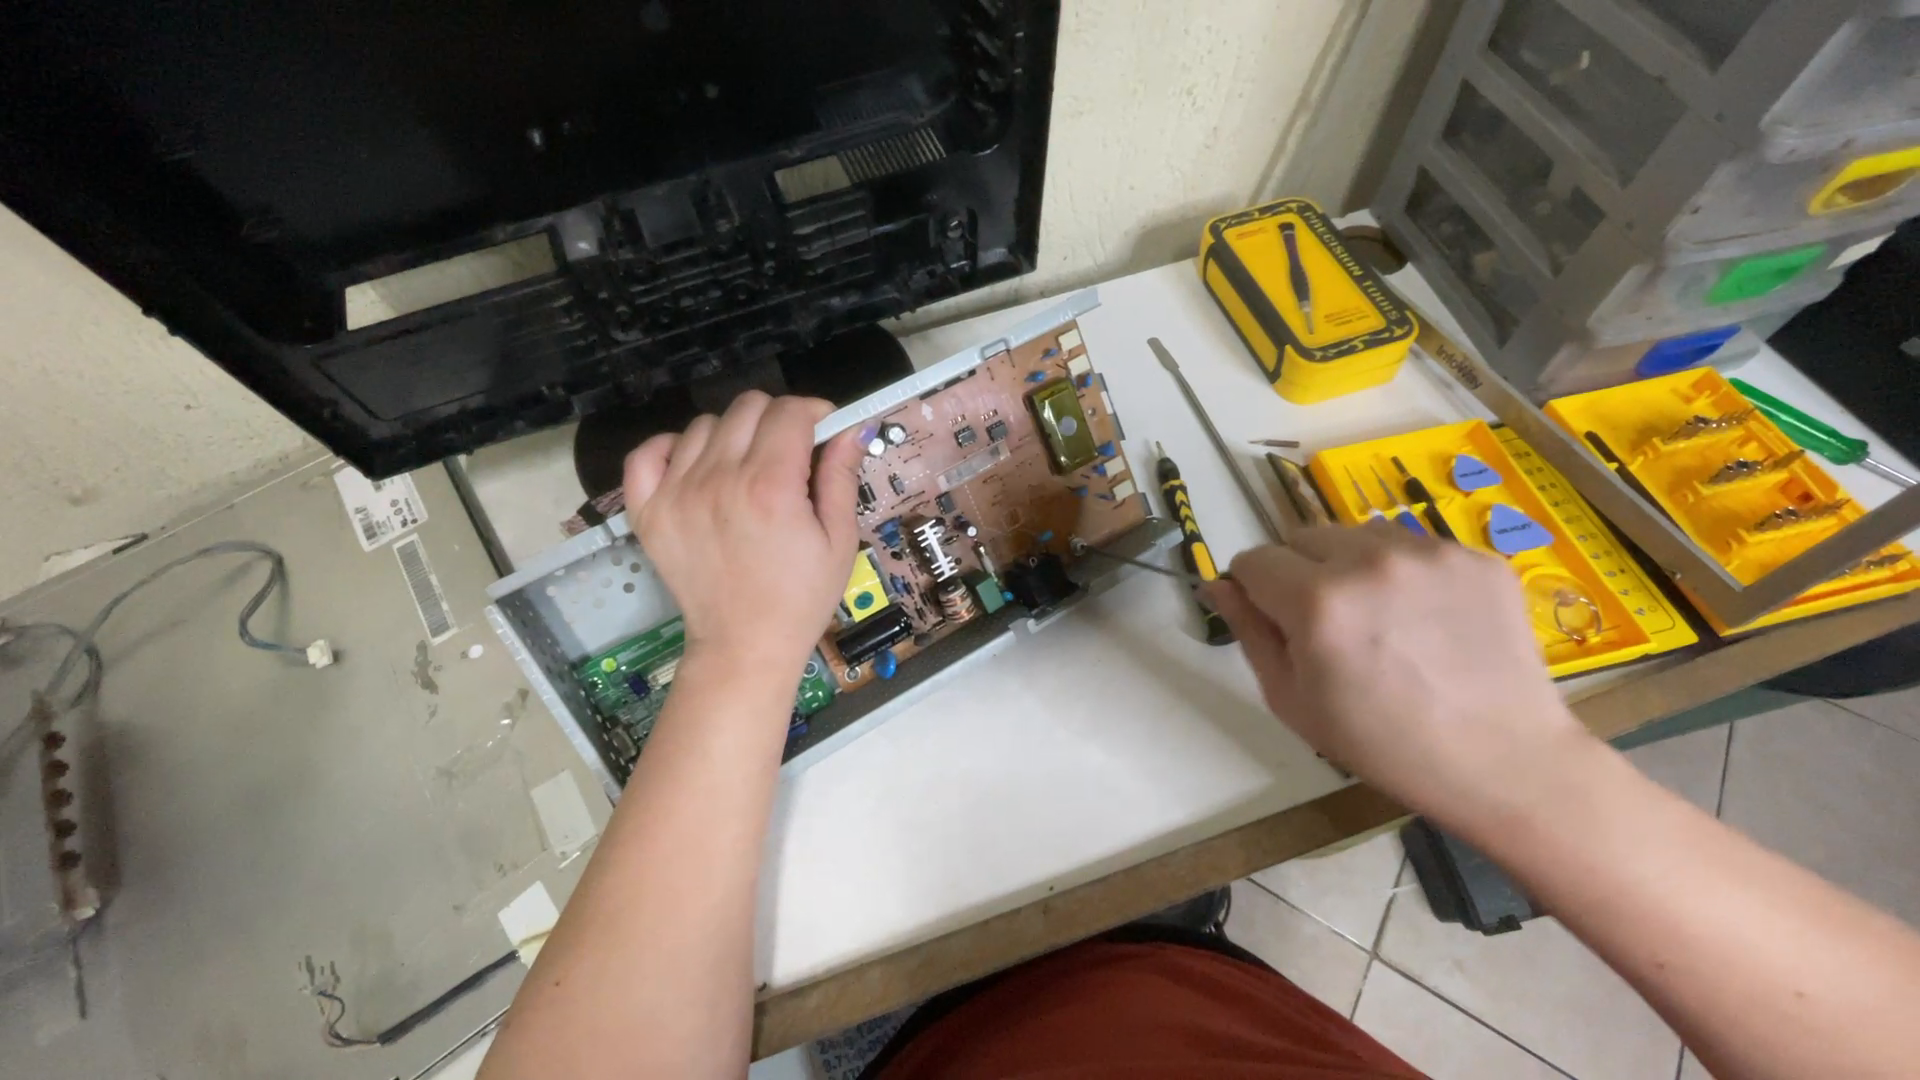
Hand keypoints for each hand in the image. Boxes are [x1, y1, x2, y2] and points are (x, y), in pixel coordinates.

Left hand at [623, 392, 864, 674]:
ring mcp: (677, 493)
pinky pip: (647, 453)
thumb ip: (841, 478)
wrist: (745, 646)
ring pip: (704, 425)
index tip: (824, 431)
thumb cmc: (801, 598)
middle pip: (747, 407)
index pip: (790, 412)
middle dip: (777, 419)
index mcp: (771, 485)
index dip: (814, 413)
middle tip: (790, 452)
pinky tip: (695, 465)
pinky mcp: (648, 512)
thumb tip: (852, 428)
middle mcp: (720, 479)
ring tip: (747, 469)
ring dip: (733, 435)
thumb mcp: (839, 540)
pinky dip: (671, 448)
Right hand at [1203, 524, 1592, 827]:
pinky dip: (1406, 573)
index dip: (1253, 589)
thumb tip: (1219, 586)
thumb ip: (1249, 632)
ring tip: (1381, 617)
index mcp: (1315, 601)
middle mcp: (1368, 560)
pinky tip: (1427, 619)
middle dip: (1300, 571)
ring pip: (1358, 534)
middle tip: (1329, 624)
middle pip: (1302, 537)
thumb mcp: (1291, 699)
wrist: (1501, 761)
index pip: (1254, 559)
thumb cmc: (1380, 743)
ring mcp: (1429, 553)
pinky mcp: (1476, 556)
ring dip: (1352, 564)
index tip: (1273, 618)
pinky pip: (1414, 546)